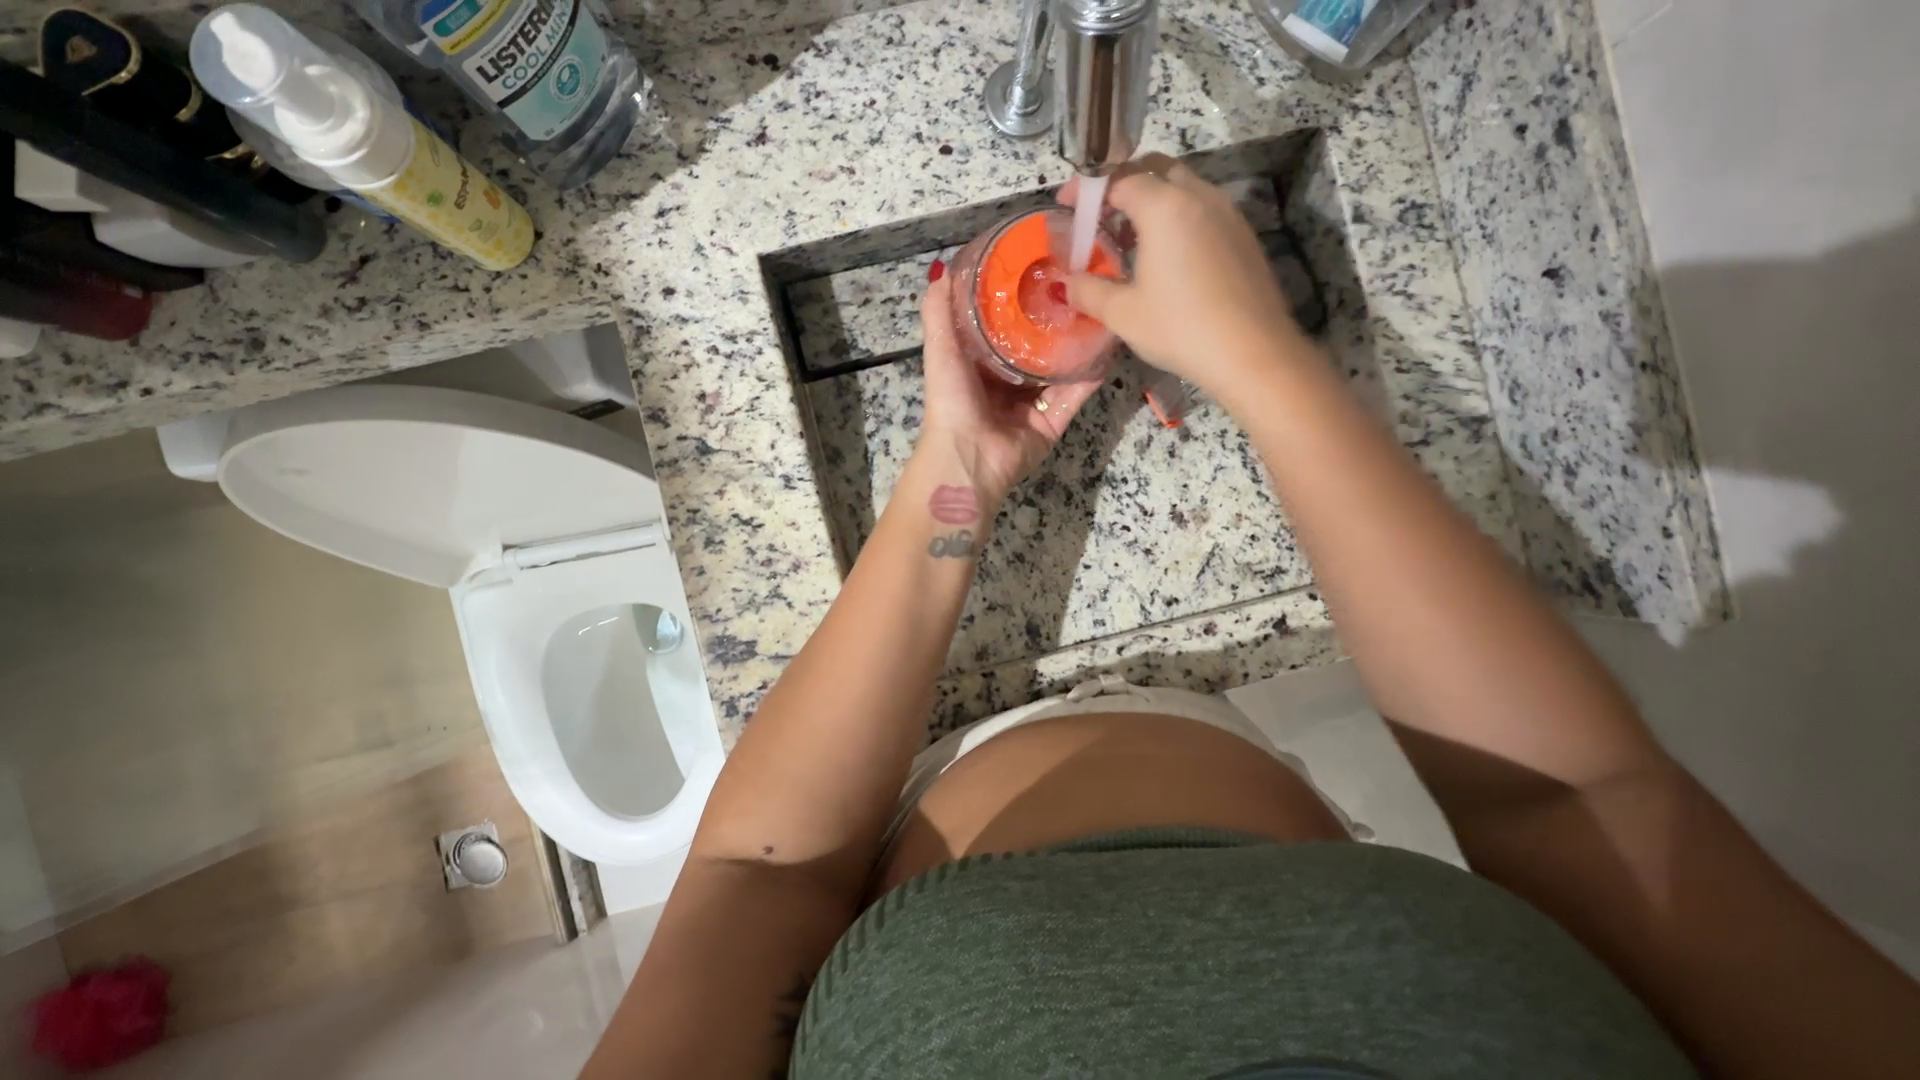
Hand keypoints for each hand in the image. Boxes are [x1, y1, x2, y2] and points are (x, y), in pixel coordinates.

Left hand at [916, 274, 1098, 508]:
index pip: (999, 329)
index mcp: (977, 367)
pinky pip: (1073, 397)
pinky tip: (1107, 351)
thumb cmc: (951, 401)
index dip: (1014, 303)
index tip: (1034, 270)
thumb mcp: (940, 349)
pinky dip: (1089, 377)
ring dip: (1075, 347)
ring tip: (1098, 313)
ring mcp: (1030, 406)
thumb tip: (942, 269)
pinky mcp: (1051, 423)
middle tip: (1075, 289)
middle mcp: (1005, 385)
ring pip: (1057, 372)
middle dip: (1050, 324)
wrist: (966, 458)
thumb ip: (939, 312)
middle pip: (1032, 349)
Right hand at [1063, 155, 1308, 392]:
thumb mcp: (1123, 313)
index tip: (1067, 204)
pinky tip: (1169, 258)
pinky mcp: (1244, 236)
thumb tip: (1064, 284)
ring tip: (1133, 240)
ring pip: (1184, 188)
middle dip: (1125, 184)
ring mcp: (1227, 213)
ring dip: (1154, 201)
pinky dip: (1180, 219)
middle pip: (1156, 169)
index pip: (1119, 178)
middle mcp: (1198, 197)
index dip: (1088, 189)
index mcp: (1163, 207)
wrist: (1252, 352)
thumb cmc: (1180, 328)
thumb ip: (1088, 291)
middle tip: (1103, 216)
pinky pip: (1204, 210)